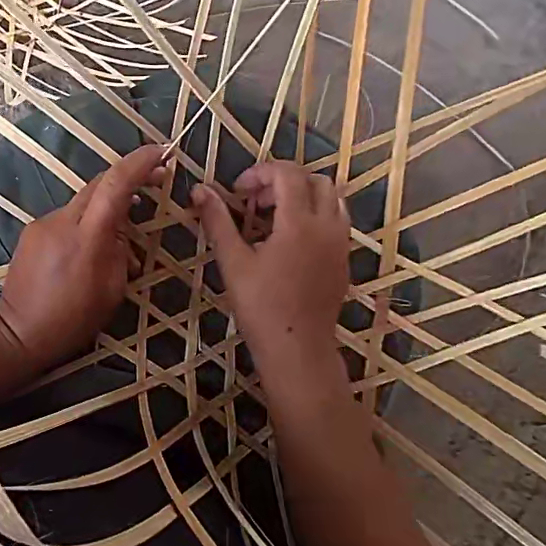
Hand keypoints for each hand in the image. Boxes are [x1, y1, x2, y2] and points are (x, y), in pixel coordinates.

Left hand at [0, 144, 167, 367]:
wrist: (19, 332)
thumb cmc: (74, 319)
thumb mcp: (113, 289)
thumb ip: (120, 249)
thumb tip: (121, 227)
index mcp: (88, 237)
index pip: (116, 185)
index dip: (140, 163)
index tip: (162, 152)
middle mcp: (64, 220)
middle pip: (100, 183)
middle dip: (129, 177)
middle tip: (157, 180)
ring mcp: (44, 222)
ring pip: (84, 201)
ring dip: (107, 206)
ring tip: (122, 233)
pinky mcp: (33, 230)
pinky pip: (68, 217)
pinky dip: (85, 223)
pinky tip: (89, 248)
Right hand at [193, 162, 435, 545]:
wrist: (301, 372)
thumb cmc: (264, 324)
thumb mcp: (233, 270)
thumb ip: (218, 226)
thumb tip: (199, 192)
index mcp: (300, 228)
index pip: (288, 175)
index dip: (261, 173)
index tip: (237, 190)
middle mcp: (330, 233)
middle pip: (314, 182)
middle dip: (280, 183)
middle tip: (249, 205)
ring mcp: (343, 251)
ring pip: (330, 203)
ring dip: (297, 202)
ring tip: (264, 225)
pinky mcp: (345, 269)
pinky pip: (333, 227)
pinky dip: (309, 223)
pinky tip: (282, 249)